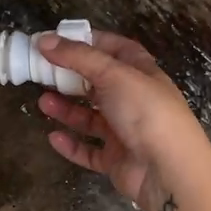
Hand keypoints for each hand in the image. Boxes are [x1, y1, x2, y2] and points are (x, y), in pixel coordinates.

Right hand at [35, 31, 210, 208]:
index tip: (60, 40)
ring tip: (43, 103)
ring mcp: (126, 132)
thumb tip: (43, 40)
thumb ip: (77, 56)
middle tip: (42, 73)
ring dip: (66, 109)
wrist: (168, 170)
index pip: (117, 50)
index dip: (91, 42)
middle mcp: (135, 101)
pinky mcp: (116, 160)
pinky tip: (54, 137)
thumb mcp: (113, 74)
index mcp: (142, 75)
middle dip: (70, 78)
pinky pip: (88, 150)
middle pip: (98, 84)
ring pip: (90, 117)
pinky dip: (71, 144)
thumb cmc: (145, 112)